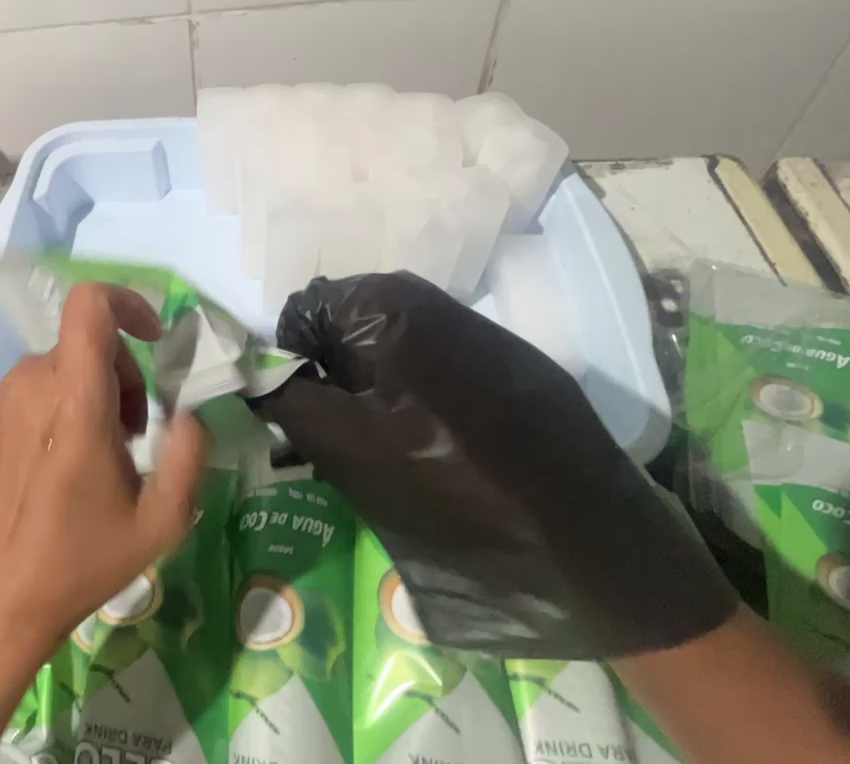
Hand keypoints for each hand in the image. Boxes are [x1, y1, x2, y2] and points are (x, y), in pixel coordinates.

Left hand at [0, 283, 207, 763]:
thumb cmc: (81, 559)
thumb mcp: (160, 522)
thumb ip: (190, 456)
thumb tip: (192, 413)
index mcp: (75, 401)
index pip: (90, 306)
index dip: (127, 302)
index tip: (154, 339)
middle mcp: (33, 385)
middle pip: (87, 342)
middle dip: (124, 373)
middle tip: (136, 433)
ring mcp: (2, 400)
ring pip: (61, 364)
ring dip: (92, 390)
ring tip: (102, 452)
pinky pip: (34, 386)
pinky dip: (60, 402)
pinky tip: (63, 459)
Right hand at [262, 271, 735, 658]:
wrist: (592, 546)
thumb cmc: (448, 486)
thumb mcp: (343, 445)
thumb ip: (286, 397)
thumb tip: (257, 373)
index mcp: (391, 305)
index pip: (305, 309)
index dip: (291, 361)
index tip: (302, 413)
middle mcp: (438, 303)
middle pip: (349, 326)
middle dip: (331, 376)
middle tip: (335, 438)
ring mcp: (484, 335)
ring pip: (394, 348)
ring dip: (372, 392)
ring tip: (382, 450)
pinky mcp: (517, 369)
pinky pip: (439, 367)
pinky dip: (416, 399)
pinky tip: (432, 448)